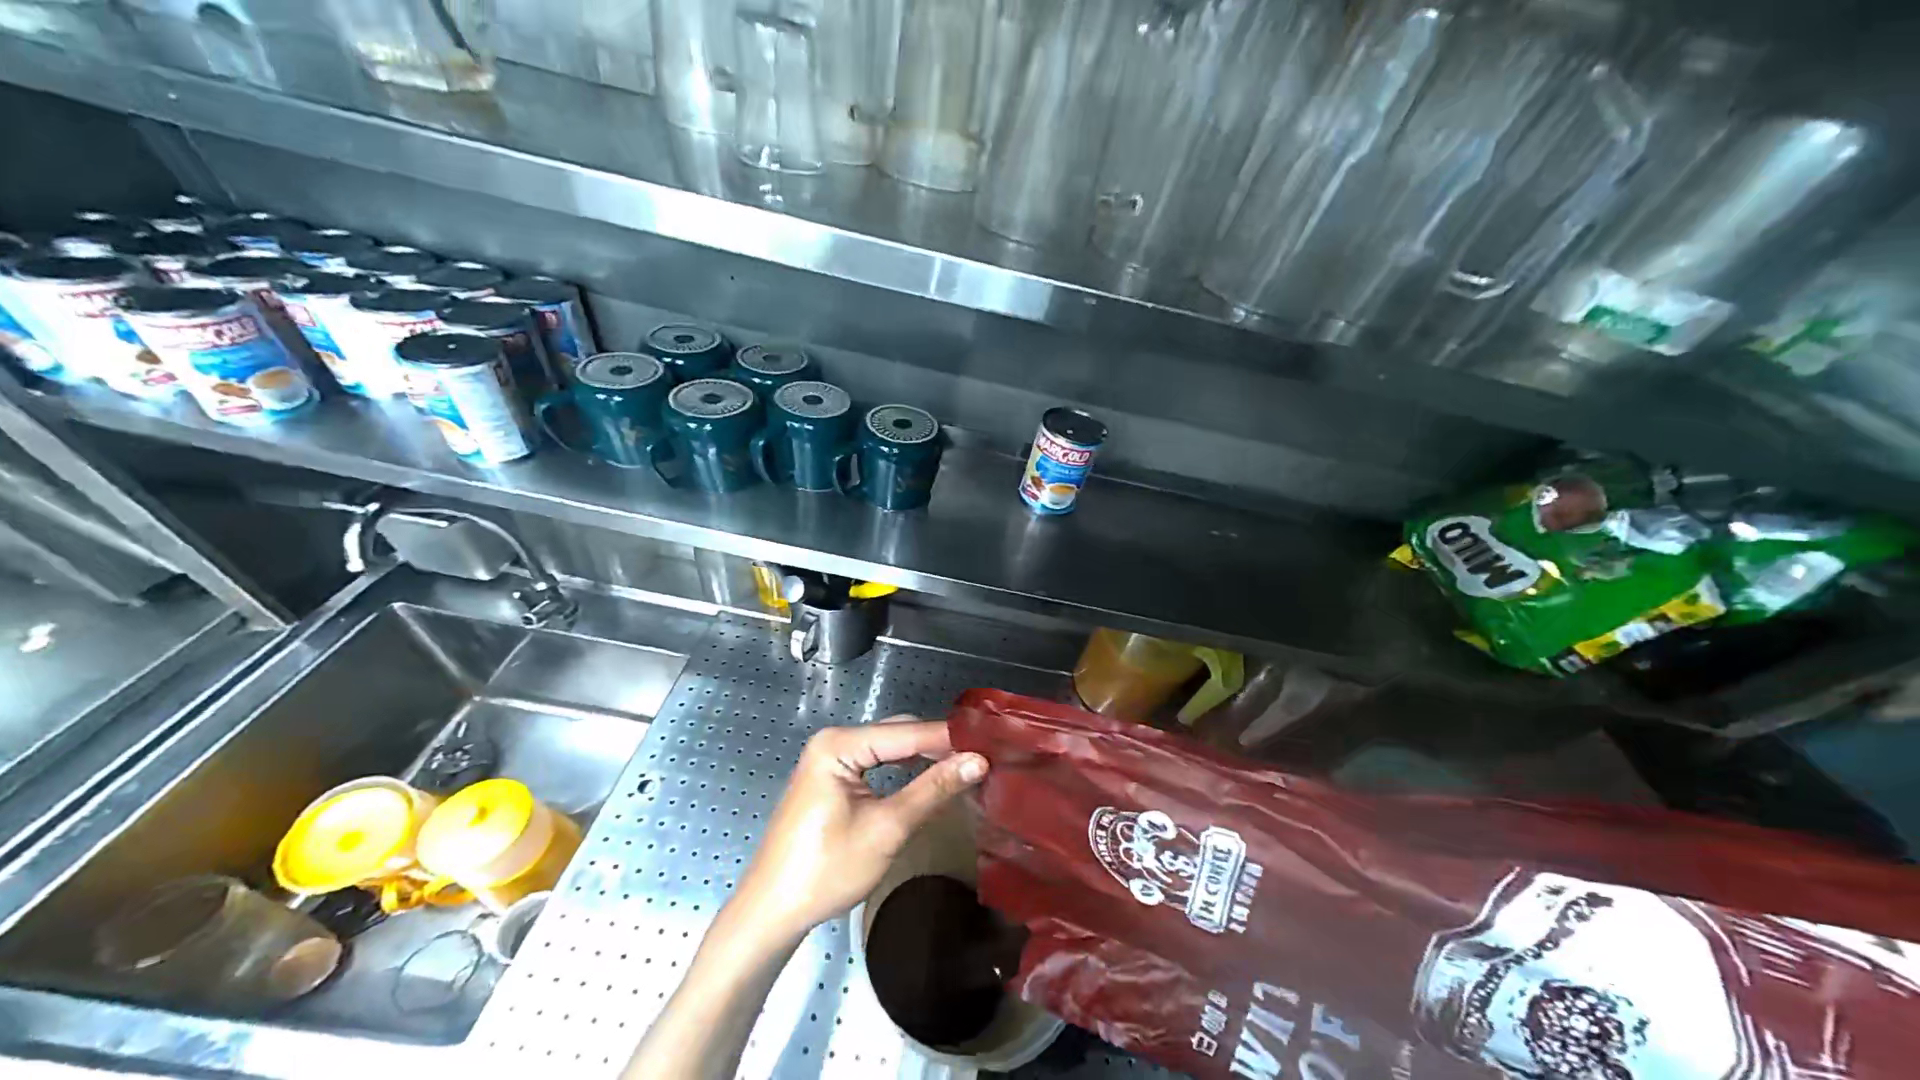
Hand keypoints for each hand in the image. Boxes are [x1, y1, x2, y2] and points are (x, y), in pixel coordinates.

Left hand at [730, 717, 988, 937]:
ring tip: (966, 766)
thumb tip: (978, 761)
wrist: (772, 911)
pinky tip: (930, 778)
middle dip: (938, 746)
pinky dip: (904, 769)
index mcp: (839, 744)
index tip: (992, 744)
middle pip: (897, 734)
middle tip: (984, 757)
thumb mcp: (887, 828)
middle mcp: (833, 741)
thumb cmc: (827, 870)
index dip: (950, 739)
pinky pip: (876, 763)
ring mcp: (830, 759)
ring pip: (888, 748)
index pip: (906, 732)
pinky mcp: (832, 779)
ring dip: (924, 757)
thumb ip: (933, 789)